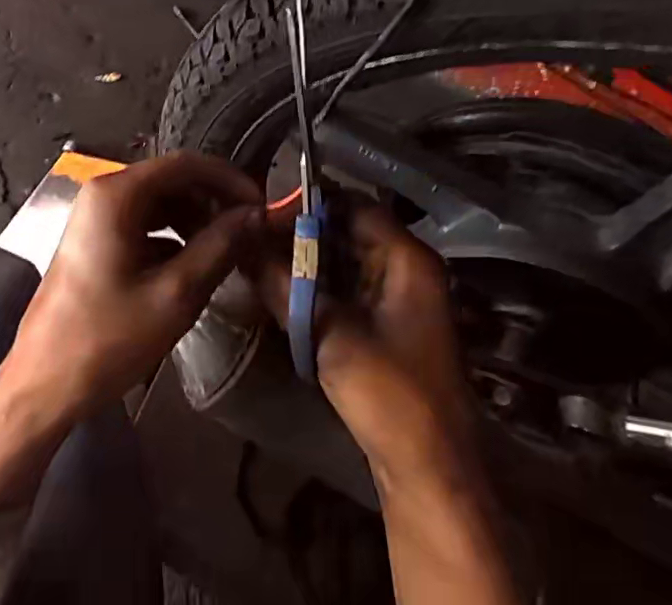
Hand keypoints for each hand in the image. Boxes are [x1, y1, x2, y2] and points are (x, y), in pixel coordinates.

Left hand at [0, 152, 263, 506]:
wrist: (44, 384)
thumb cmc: (107, 338)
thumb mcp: (175, 294)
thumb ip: (220, 246)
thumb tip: (255, 215)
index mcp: (116, 195)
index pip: (185, 164)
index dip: (229, 180)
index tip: (261, 207)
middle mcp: (103, 195)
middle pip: (172, 181)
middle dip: (213, 203)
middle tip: (249, 233)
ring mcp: (96, 218)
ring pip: (160, 204)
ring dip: (196, 222)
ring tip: (228, 253)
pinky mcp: (96, 242)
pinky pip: (144, 225)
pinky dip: (174, 239)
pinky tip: (195, 267)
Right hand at [249, 200, 473, 484]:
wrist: (428, 467)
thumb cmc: (387, 392)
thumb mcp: (328, 332)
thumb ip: (283, 284)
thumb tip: (242, 244)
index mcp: (407, 259)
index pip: (355, 205)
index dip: (310, 204)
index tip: (265, 212)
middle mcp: (407, 269)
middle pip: (350, 230)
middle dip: (303, 233)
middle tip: (255, 236)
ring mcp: (399, 297)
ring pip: (346, 260)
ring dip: (307, 260)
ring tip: (261, 258)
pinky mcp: (387, 324)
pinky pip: (349, 287)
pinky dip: (319, 285)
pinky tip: (283, 290)